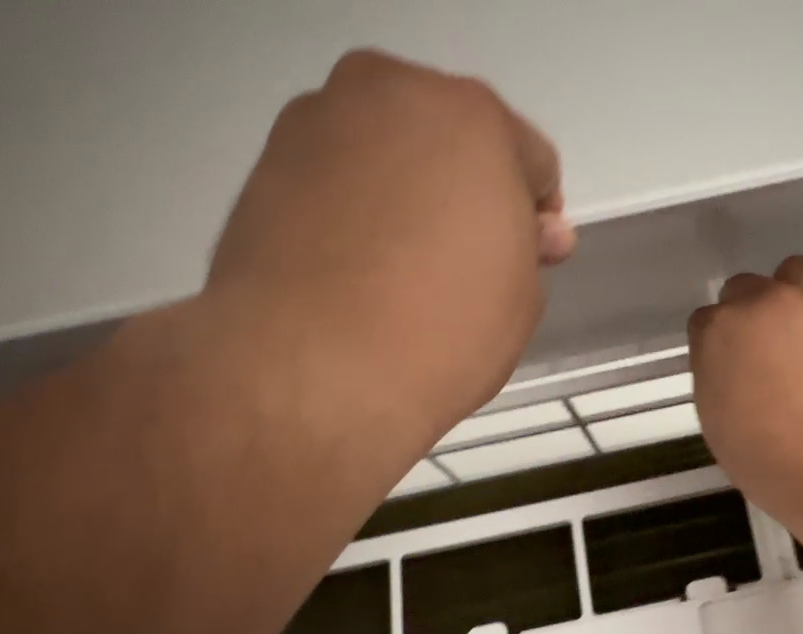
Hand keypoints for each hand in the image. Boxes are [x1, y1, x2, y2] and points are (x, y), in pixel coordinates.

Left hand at [204, 51, 573, 436]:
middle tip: (467, 263)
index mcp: (472, 116)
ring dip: (409, 195)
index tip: (527, 260)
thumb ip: (531, 246)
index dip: (536, 214)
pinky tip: (359, 270)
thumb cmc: (442, 331)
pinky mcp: (266, 161)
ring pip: (391, 153)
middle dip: (469, 192)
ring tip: (406, 272)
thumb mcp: (522, 297)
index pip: (530, 158)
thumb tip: (531, 231)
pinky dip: (356, 208)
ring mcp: (319, 122)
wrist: (315, 369)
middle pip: (454, 140)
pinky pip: (339, 177)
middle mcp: (391, 94)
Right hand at [687, 256, 802, 524]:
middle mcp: (763, 306)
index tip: (725, 373)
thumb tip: (733, 370)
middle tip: (758, 356)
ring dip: (788, 300)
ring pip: (793, 277)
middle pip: (744, 289)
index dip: (715, 348)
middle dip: (747, 316)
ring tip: (795, 343)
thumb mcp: (719, 424)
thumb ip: (719, 380)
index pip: (704, 322)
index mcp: (719, 333)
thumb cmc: (769, 461)